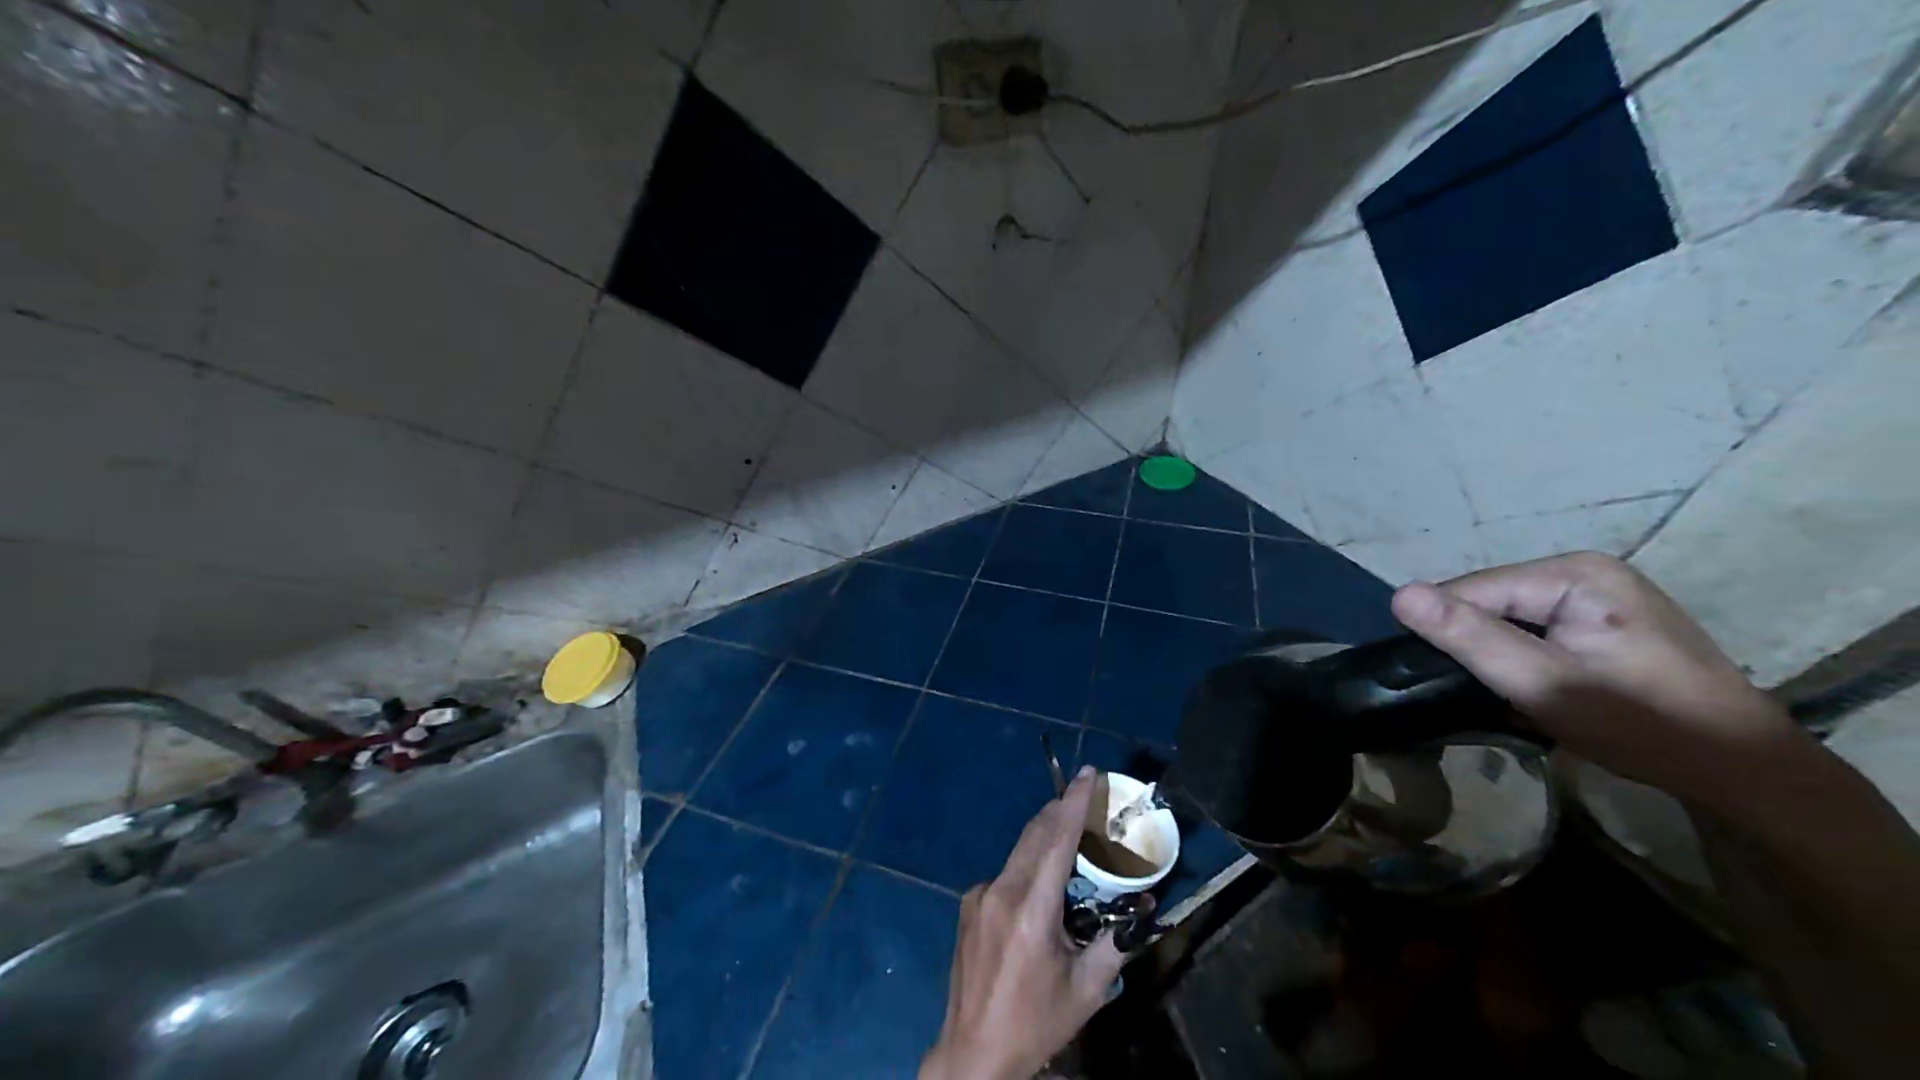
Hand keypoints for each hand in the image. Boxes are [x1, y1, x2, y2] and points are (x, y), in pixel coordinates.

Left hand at [920, 767, 1127, 1079]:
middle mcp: (1000, 889)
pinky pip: (1005, 875)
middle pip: (1035, 835)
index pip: (1057, 839)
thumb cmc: (1035, 1022)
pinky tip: (1042, 890)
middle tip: (1087, 795)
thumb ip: (1116, 944)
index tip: (1089, 774)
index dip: (1075, 802)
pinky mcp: (969, 905)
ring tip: (1073, 837)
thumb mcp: (1087, 990)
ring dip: (1046, 838)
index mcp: (1030, 907)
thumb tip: (1144, 911)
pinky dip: (1028, 867)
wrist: (972, 1053)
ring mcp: (979, 895)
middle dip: (1061, 810)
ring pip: (1019, 852)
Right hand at [1390, 552, 1800, 813]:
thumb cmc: (1640, 723)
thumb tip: (1399, 595)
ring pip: (1509, 619)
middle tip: (1494, 695)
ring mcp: (1601, 594)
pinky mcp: (1607, 620)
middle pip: (1490, 602)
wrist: (1744, 770)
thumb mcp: (1542, 683)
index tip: (1456, 683)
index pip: (1470, 591)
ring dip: (1499, 656)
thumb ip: (1469, 636)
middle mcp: (1585, 571)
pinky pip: (1536, 629)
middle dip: (1478, 647)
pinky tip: (1540, 688)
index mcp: (1573, 573)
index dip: (1450, 636)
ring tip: (1514, 695)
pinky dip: (1525, 659)